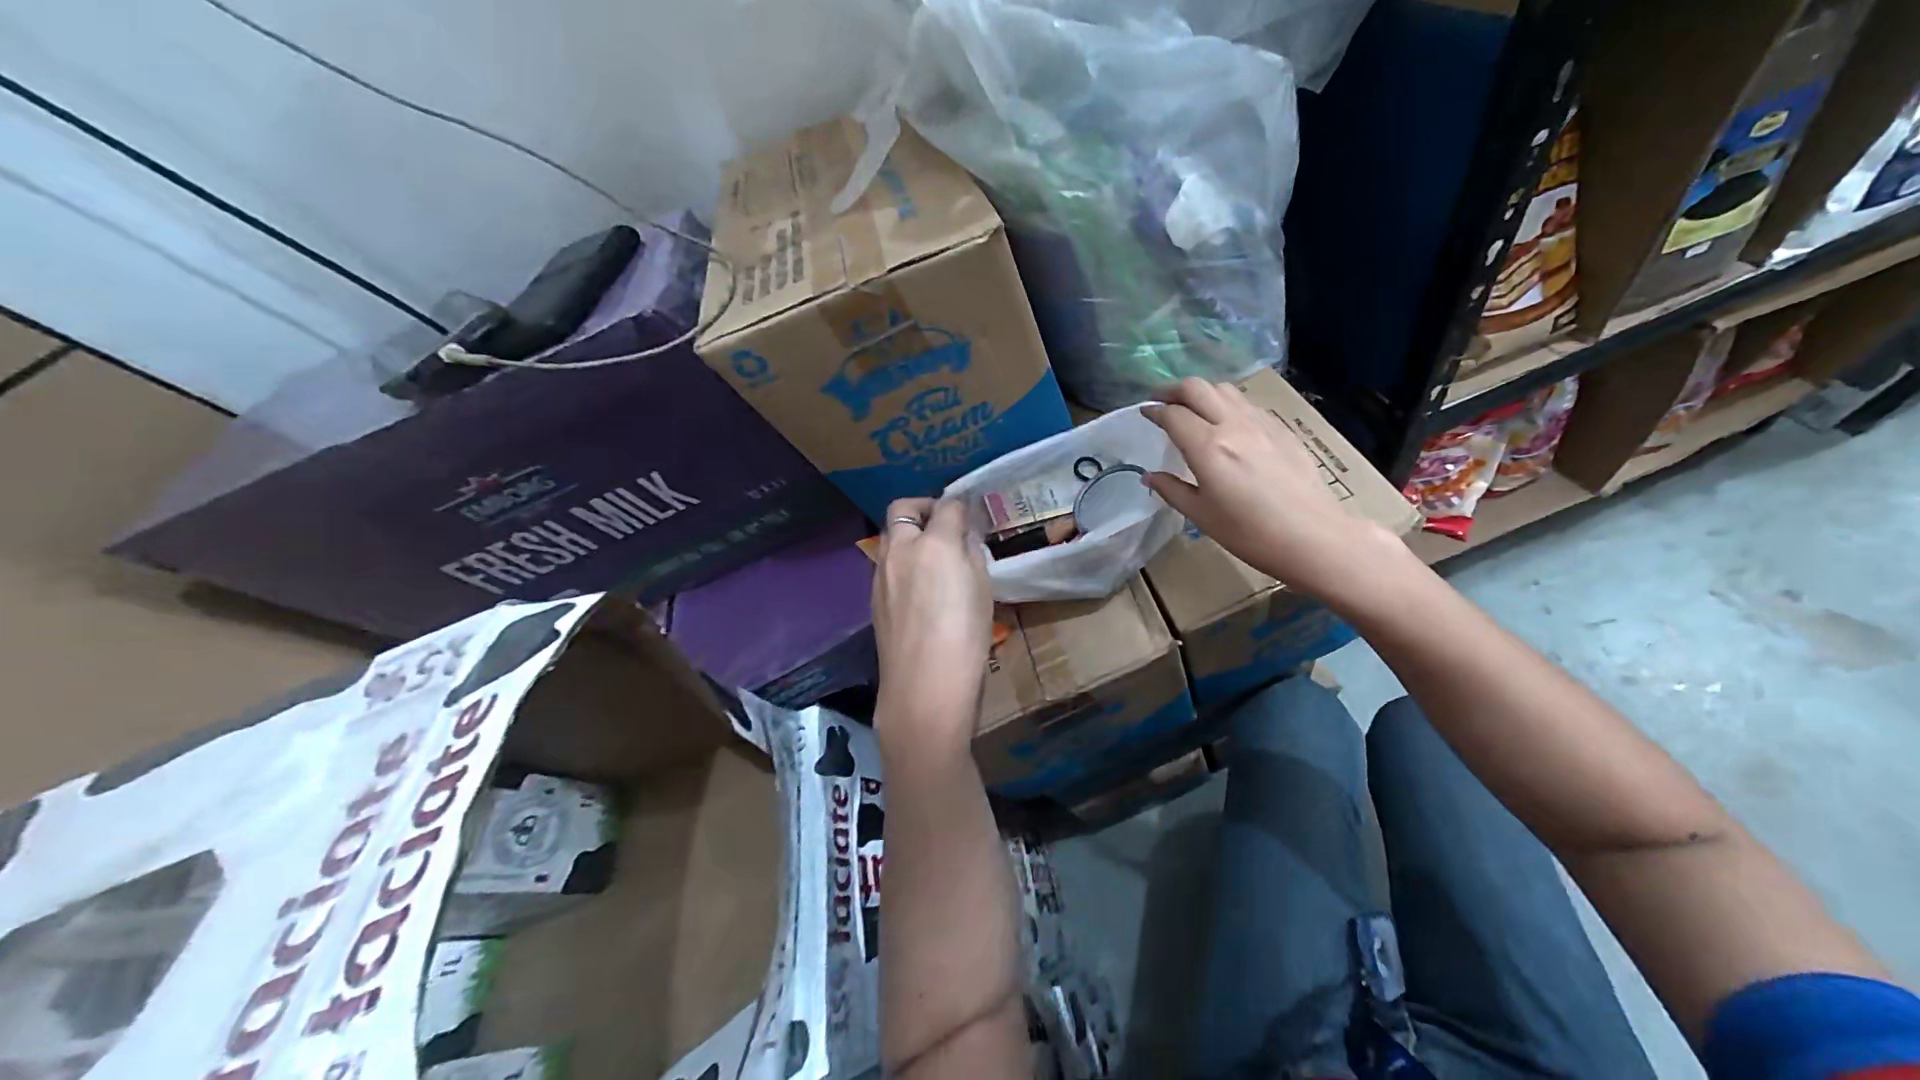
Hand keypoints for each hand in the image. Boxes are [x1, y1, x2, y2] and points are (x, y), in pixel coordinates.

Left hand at [872, 498, 992, 755]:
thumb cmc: (966, 639)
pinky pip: (886, 564)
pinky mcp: (874, 598)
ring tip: (934, 558)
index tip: (971, 515)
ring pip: (890, 537)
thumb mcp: (982, 590)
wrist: (924, 688)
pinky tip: (920, 588)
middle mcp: (900, 550)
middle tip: (946, 526)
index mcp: (934, 544)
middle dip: (924, 509)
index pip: (948, 506)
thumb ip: (971, 554)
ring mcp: (881, 574)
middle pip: (903, 509)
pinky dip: (902, 562)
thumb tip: (963, 536)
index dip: (962, 506)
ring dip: (910, 535)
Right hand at [1144, 377, 1404, 609]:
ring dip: (1202, 392)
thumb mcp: (1201, 515)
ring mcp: (1260, 423)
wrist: (1312, 536)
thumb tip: (1149, 476)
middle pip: (1197, 388)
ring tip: (1192, 408)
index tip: (1144, 413)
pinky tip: (1226, 423)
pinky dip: (1227, 403)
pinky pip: (1247, 404)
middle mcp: (1232, 425)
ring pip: (1225, 389)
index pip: (1173, 415)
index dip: (1153, 410)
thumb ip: (1172, 489)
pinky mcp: (1281, 429)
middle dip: (1173, 390)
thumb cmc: (1249, 533)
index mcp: (1207, 447)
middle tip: (1160, 401)